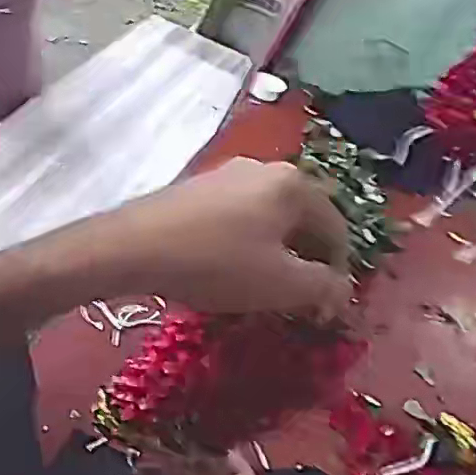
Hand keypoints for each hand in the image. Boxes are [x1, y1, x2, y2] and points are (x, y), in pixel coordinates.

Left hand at [75, 158, 352, 319]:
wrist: (133, 245)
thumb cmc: (217, 262)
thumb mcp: (281, 284)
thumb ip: (324, 287)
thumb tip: (342, 289)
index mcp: (293, 183)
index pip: (337, 228)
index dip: (338, 272)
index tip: (325, 307)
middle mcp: (263, 168)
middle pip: (302, 218)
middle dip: (305, 259)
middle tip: (297, 298)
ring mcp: (226, 173)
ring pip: (268, 216)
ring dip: (275, 251)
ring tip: (262, 285)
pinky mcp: (197, 186)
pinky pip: (237, 214)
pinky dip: (244, 240)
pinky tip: (226, 265)